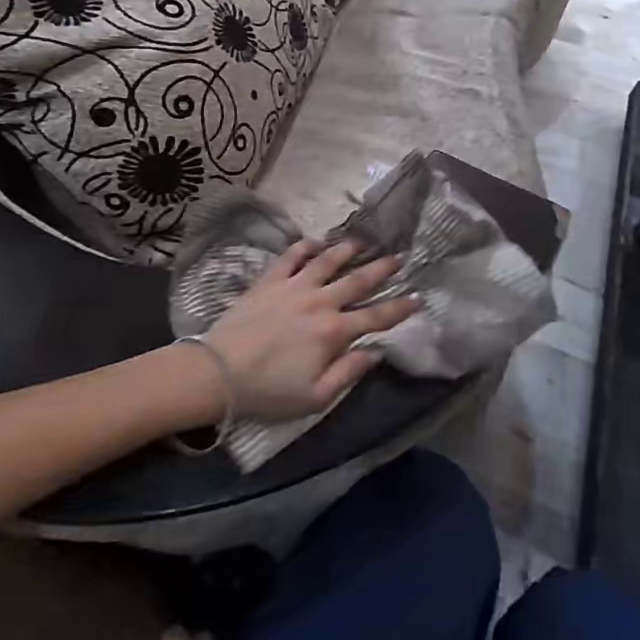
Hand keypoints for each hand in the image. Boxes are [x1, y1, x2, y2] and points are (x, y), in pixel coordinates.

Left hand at [200, 240, 419, 421]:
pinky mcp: (268, 281)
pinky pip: (290, 256)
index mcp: (334, 333)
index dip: (400, 308)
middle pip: (357, 281)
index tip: (418, 298)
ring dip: (346, 250)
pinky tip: (314, 241)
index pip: (376, 318)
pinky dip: (304, 246)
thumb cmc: (269, 391)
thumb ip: (349, 372)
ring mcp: (292, 287)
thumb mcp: (317, 397)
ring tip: (362, 242)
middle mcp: (318, 302)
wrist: (220, 371)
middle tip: (398, 258)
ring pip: (326, 261)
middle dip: (381, 269)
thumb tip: (375, 352)